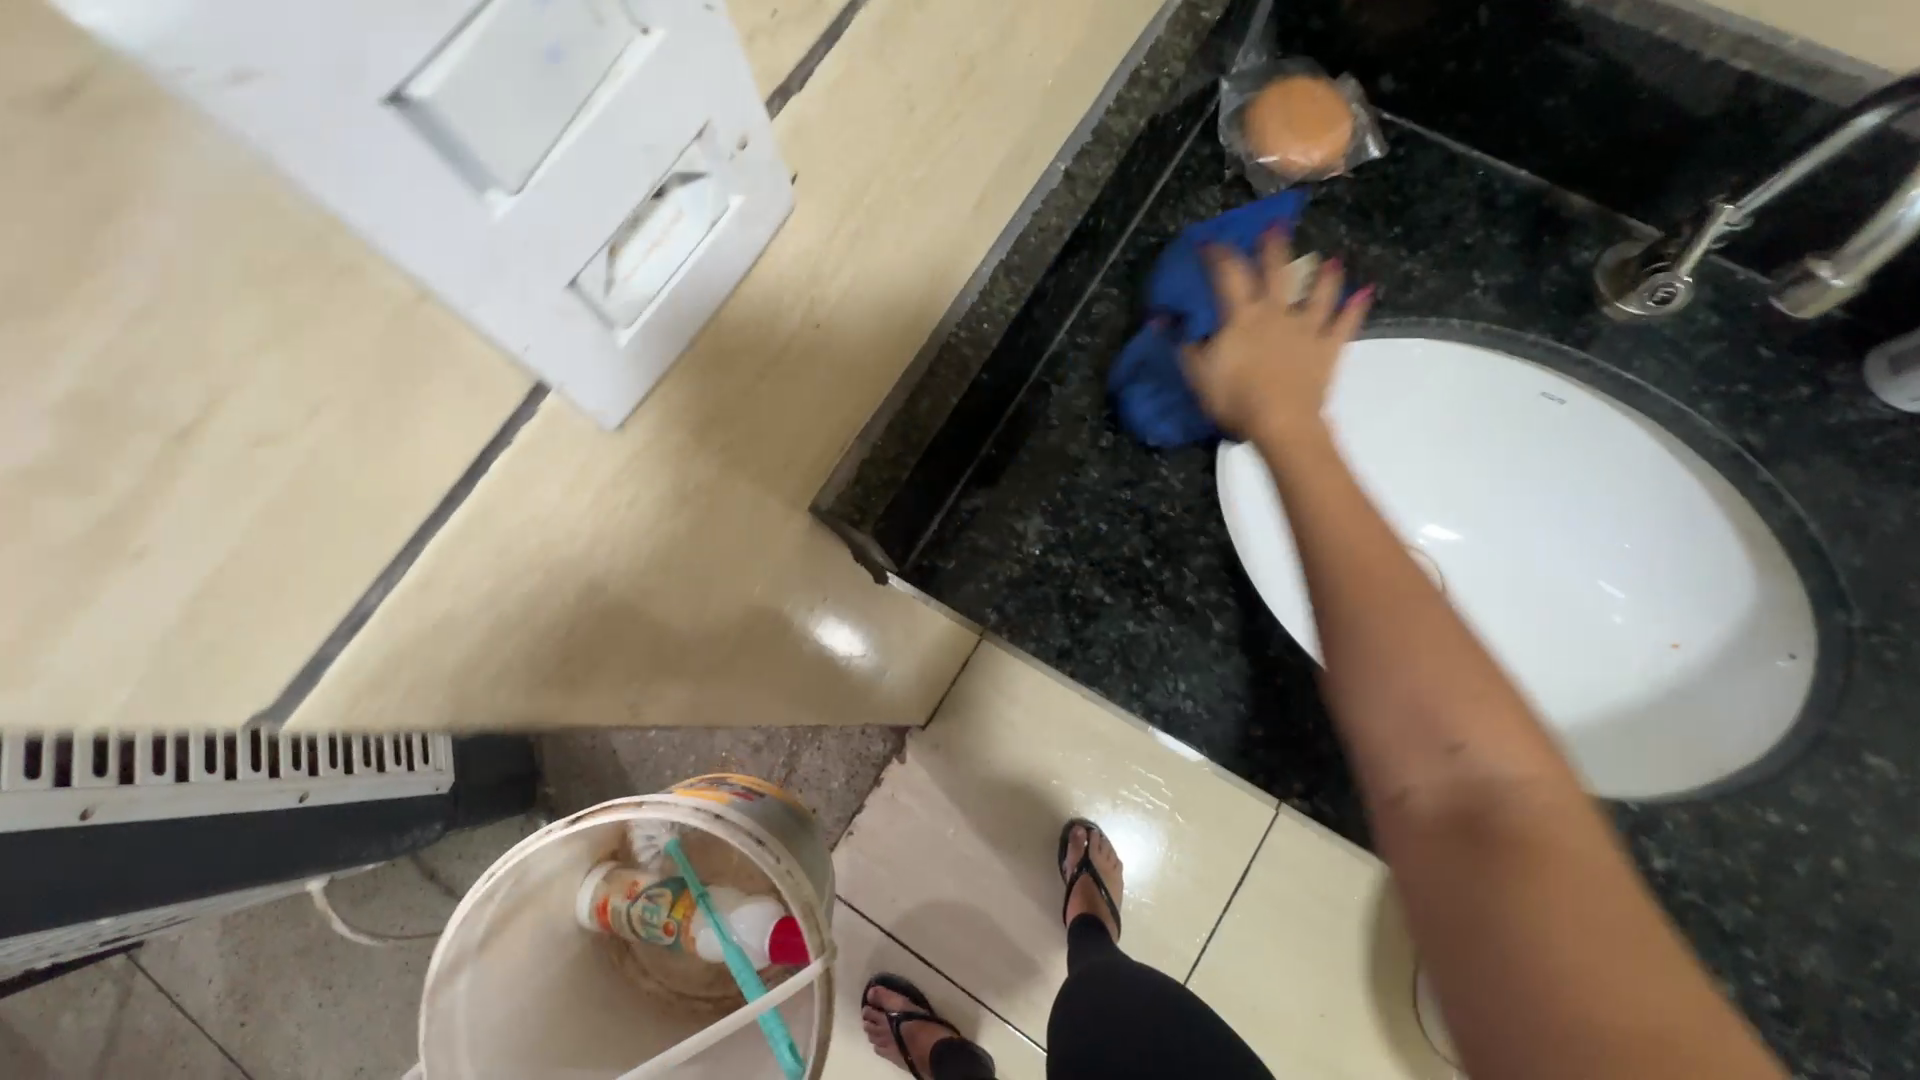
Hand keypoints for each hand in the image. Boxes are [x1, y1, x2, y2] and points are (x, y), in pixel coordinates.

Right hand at [1182, 231, 1371, 443]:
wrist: (1281, 423)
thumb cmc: (1236, 400)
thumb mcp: (1198, 375)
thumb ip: (1183, 345)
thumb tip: (1163, 320)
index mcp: (1242, 317)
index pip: (1228, 275)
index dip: (1218, 254)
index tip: (1210, 241)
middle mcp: (1276, 312)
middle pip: (1276, 272)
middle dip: (1273, 247)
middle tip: (1274, 226)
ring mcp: (1307, 327)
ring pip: (1317, 292)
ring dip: (1323, 274)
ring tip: (1328, 260)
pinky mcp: (1329, 346)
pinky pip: (1345, 323)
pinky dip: (1355, 308)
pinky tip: (1365, 293)